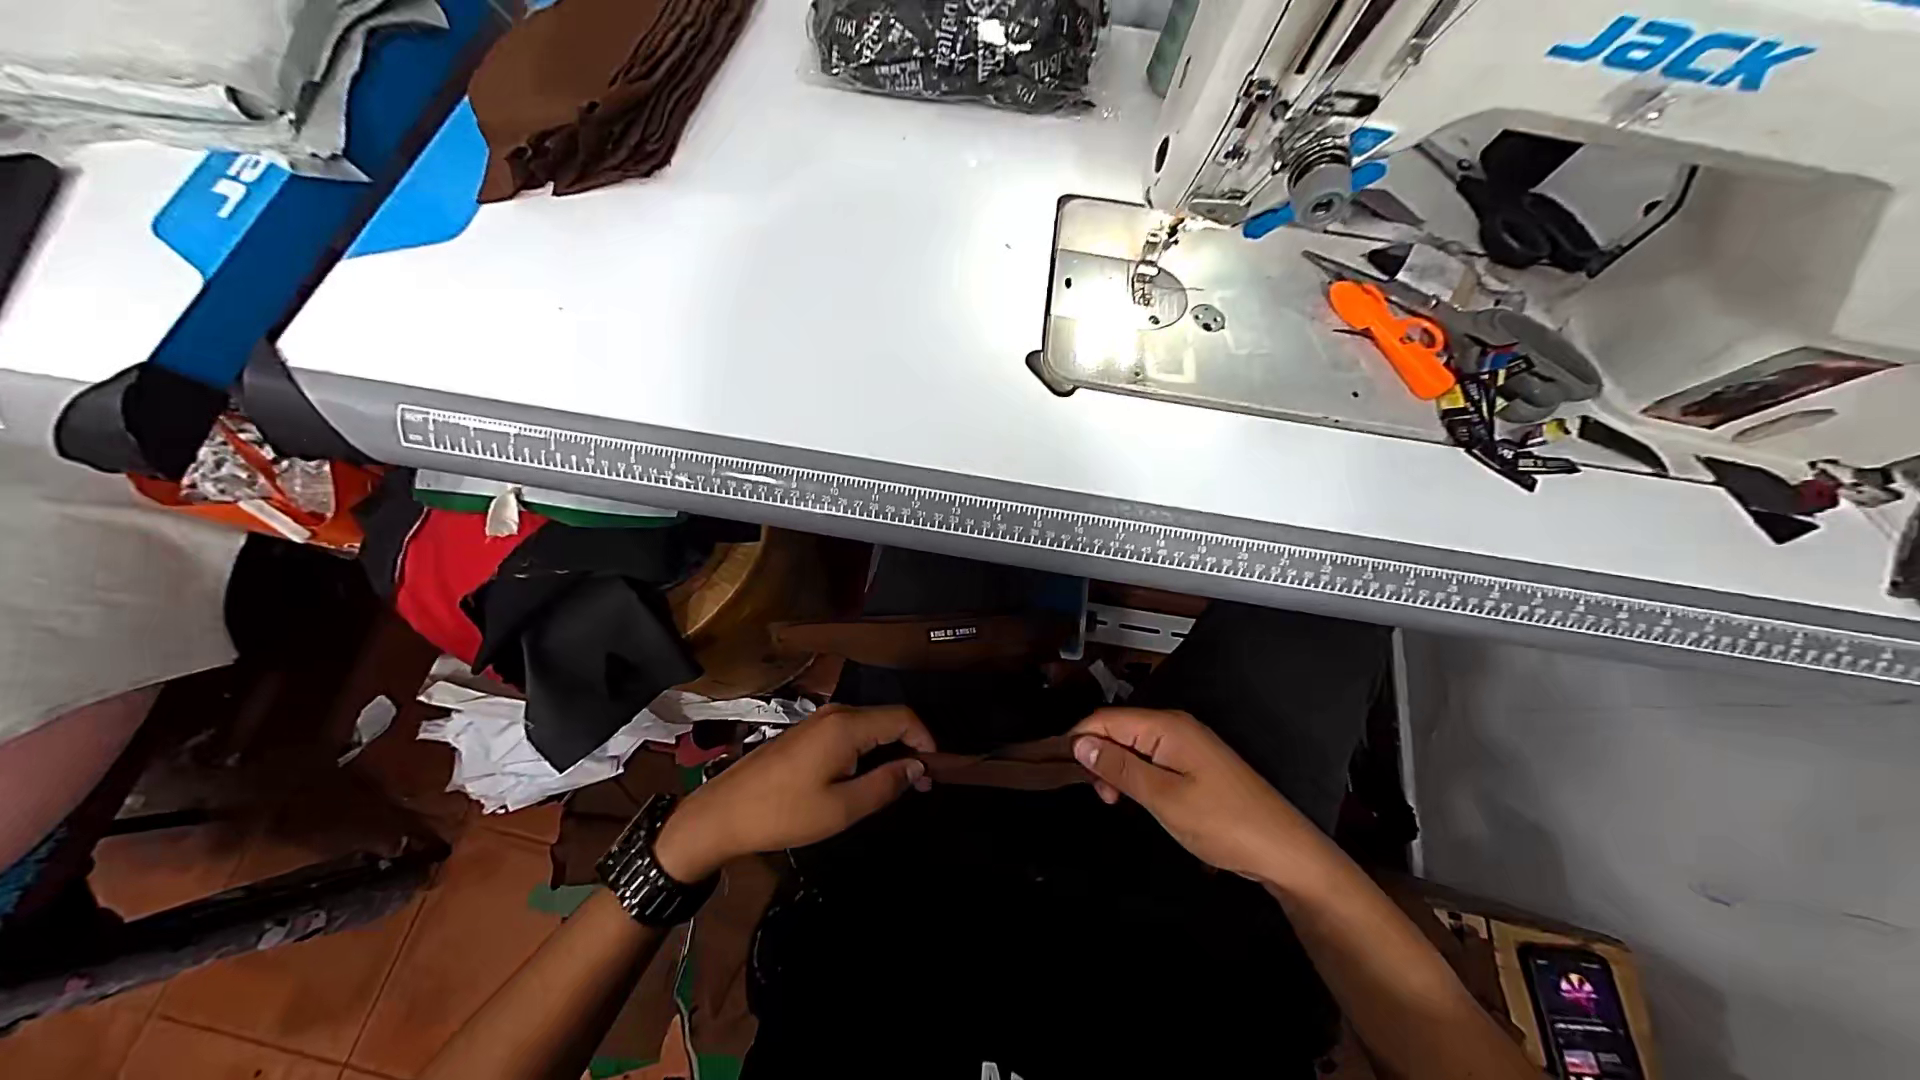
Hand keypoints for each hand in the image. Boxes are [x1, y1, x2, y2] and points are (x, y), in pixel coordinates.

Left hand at [654, 704, 934, 880]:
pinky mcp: (806, 732)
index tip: (934, 771)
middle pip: (887, 719)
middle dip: (909, 746)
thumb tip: (917, 767)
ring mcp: (818, 720)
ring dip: (888, 749)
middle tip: (919, 784)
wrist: (722, 813)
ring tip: (896, 783)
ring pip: (868, 725)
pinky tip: (864, 776)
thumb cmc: (783, 813)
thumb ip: (885, 784)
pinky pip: (849, 732)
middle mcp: (835, 713)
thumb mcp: (842, 809)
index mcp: (846, 726)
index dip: (926, 740)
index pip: (903, 718)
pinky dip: (867, 749)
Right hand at [1069, 708, 1320, 882]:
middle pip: (1117, 729)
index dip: (1078, 740)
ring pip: (1131, 745)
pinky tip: (1134, 797)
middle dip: (1097, 756)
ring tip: (1114, 800)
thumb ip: (1119, 767)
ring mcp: (1186, 744)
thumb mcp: (1163, 798)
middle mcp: (1175, 727)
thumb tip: (1081, 744)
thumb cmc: (1228, 824)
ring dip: (1115, 768)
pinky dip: (1134, 775)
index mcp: (1167, 727)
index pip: (1104, 719)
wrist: (1284, 851)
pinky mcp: (1192, 762)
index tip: (1063, 769)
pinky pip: (1150, 758)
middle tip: (1096, 793)